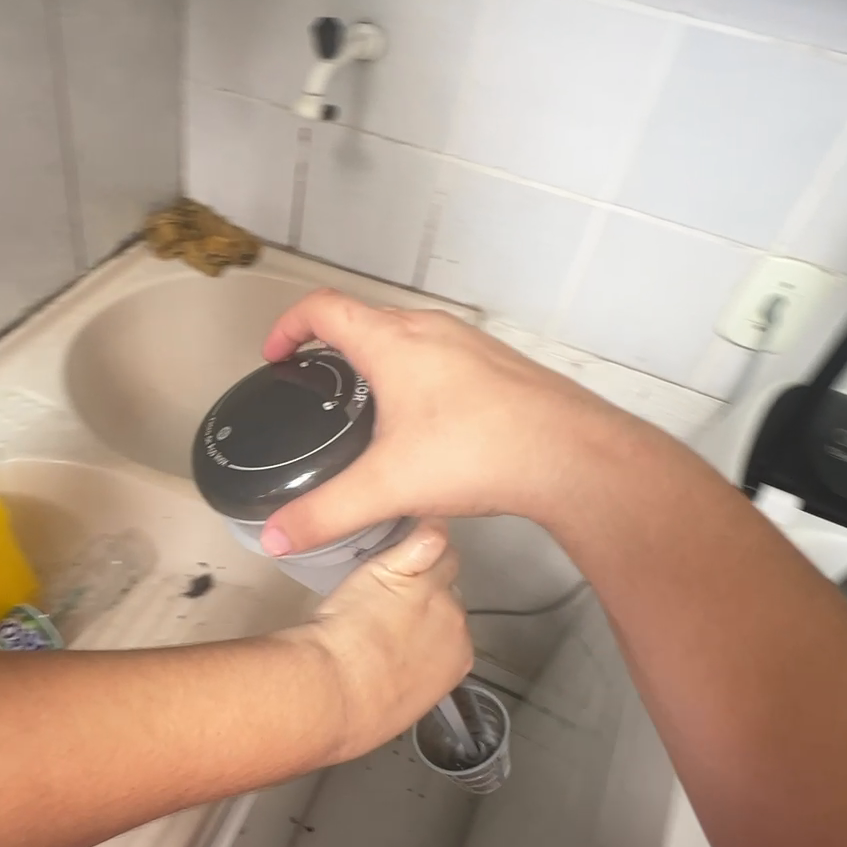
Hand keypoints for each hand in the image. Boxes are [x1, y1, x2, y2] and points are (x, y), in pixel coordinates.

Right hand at [259, 289, 645, 553]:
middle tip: (314, 381)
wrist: (571, 456)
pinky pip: (442, 354)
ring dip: (376, 356)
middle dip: (330, 344)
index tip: (276, 354)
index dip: (288, 325)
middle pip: (364, 317)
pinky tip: (424, 420)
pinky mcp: (496, 365)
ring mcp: (468, 344)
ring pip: (407, 334)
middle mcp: (430, 330)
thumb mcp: (387, 487)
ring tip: (365, 402)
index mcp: (393, 343)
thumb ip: (324, 513)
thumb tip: (275, 537)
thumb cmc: (481, 452)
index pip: (322, 308)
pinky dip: (415, 371)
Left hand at [281, 519, 469, 760]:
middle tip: (391, 594)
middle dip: (426, 589)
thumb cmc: (356, 710)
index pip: (455, 625)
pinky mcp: (400, 568)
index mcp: (457, 659)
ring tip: (392, 560)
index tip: (408, 620)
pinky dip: (419, 531)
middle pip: (450, 590)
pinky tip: (406, 523)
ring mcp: (430, 592)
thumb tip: (392, 674)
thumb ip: (407, 676)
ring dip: (421, 557)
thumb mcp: (396, 702)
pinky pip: (426, 537)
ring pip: (441, 558)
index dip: (430, 618)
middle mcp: (453, 622)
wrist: (334, 690)